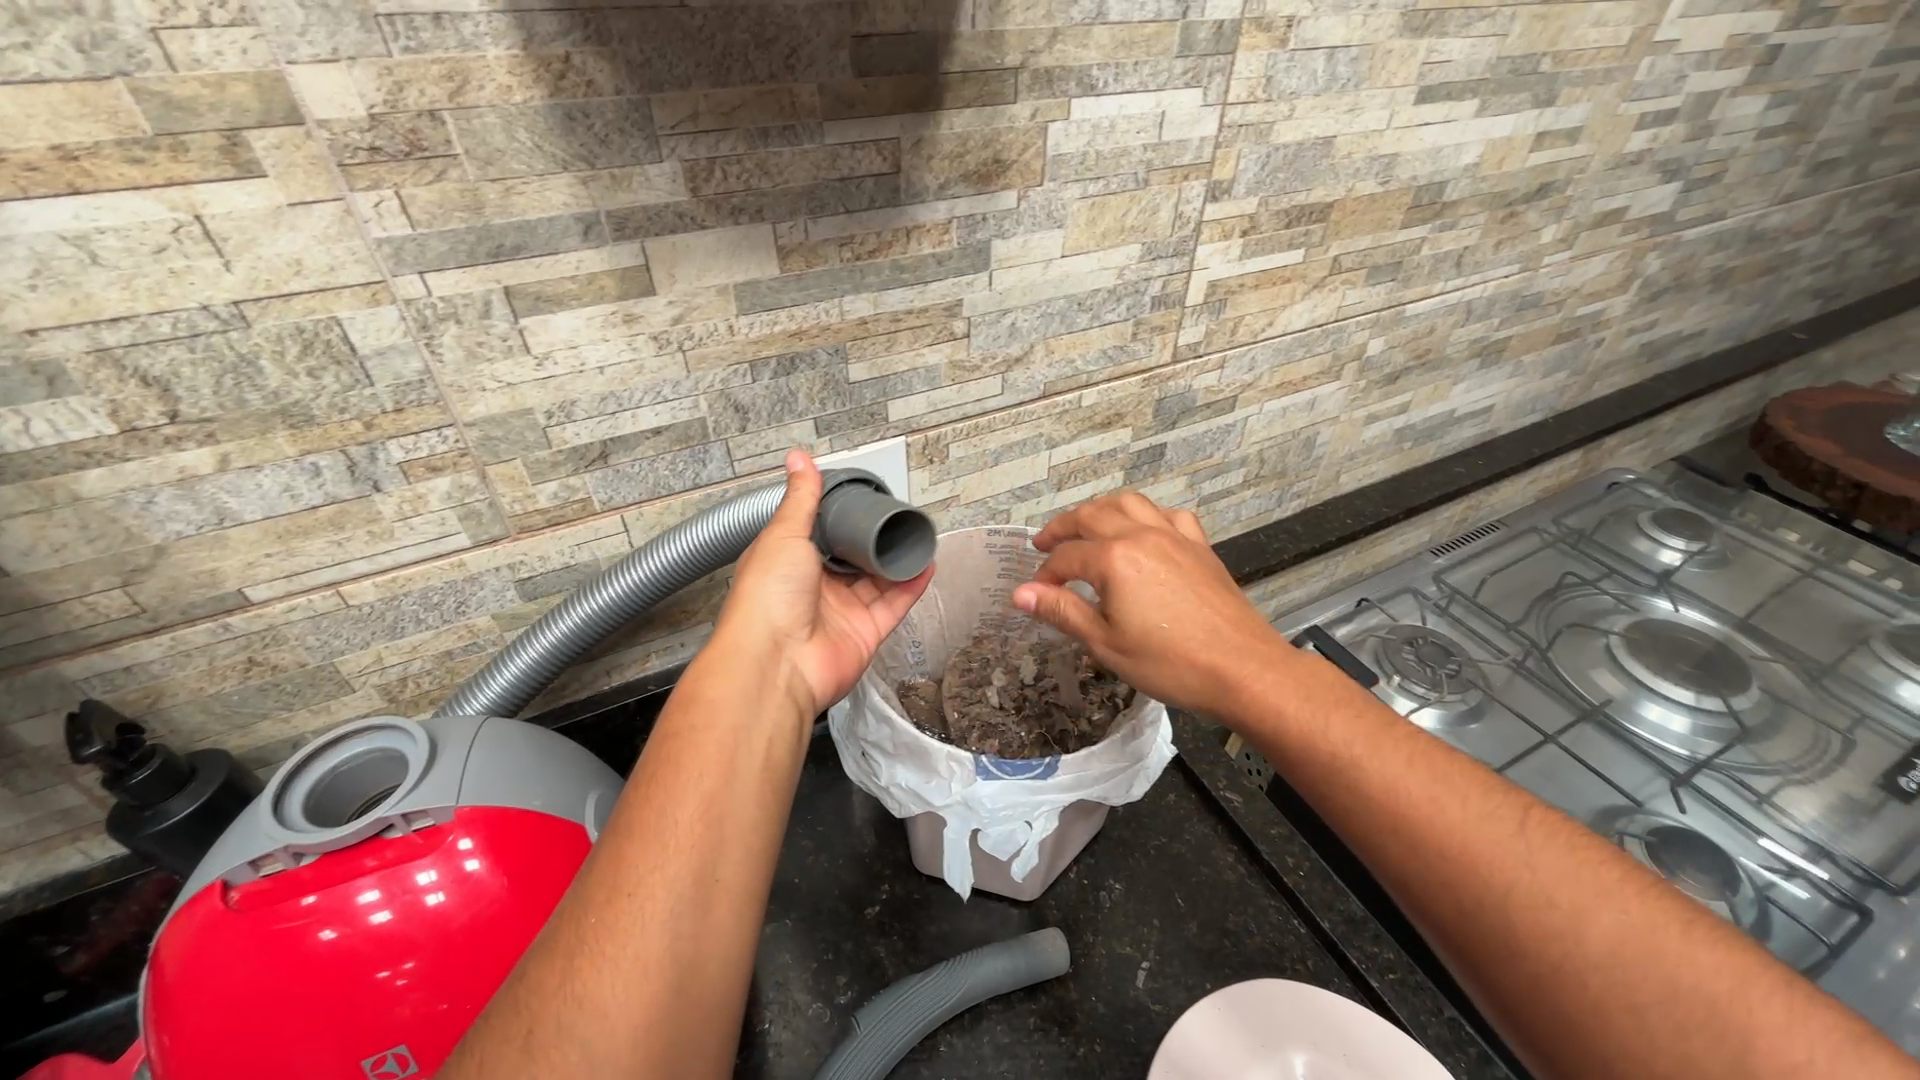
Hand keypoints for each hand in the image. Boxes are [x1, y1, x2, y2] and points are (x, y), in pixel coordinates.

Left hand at [711, 450, 934, 718]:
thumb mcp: (784, 534)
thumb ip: (801, 498)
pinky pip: (893, 605)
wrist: (777, 663)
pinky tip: (924, 566)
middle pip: (852, 560)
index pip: (819, 535)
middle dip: (873, 541)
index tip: (862, 500)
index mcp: (788, 562)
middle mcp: (813, 588)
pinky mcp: (864, 633)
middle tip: (896, 518)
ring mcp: (840, 612)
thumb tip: (798, 459)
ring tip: (916, 537)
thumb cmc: (766, 600)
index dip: (840, 519)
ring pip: (877, 582)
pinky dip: (911, 586)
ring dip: (897, 561)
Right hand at [1011, 493, 1287, 717]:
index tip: (1036, 594)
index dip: (1045, 575)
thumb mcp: (1105, 644)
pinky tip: (1143, 532)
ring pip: (1129, 503)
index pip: (1066, 557)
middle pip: (1091, 516)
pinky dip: (1147, 516)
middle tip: (1044, 544)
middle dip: (1063, 528)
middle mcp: (1142, 536)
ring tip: (1085, 526)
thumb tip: (1020, 594)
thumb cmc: (1170, 664)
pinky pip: (1168, 515)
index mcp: (1114, 559)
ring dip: (1100, 510)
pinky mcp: (1200, 547)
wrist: (1243, 670)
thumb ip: (1062, 611)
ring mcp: (1175, 537)